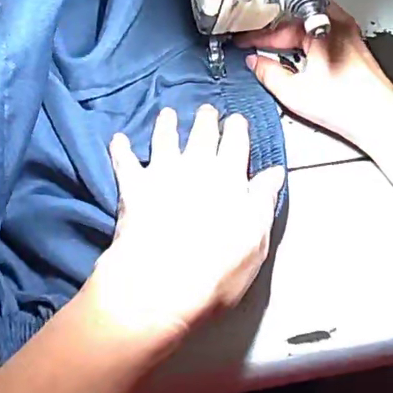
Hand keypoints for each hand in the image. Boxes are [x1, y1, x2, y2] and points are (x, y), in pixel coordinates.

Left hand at [80, 105, 286, 349]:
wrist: (160, 282)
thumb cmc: (214, 270)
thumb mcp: (255, 240)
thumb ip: (263, 201)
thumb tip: (274, 174)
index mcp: (229, 177)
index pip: (236, 143)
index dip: (236, 129)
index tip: (236, 120)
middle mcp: (196, 167)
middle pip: (202, 134)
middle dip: (206, 120)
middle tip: (207, 110)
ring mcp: (162, 173)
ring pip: (165, 139)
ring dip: (167, 125)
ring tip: (168, 115)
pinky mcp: (134, 186)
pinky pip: (125, 160)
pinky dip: (121, 148)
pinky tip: (118, 140)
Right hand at [239, 4, 392, 145]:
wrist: (379, 116)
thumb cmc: (349, 104)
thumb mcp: (293, 92)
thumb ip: (267, 73)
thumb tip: (254, 62)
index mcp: (321, 27)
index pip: (278, 28)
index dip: (255, 37)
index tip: (242, 42)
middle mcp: (337, 22)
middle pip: (293, 21)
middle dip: (271, 33)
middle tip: (252, 44)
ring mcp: (347, 31)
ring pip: (308, 25)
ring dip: (288, 36)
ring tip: (271, 50)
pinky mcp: (353, 43)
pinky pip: (321, 33)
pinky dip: (305, 41)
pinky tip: (297, 56)